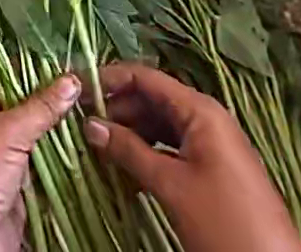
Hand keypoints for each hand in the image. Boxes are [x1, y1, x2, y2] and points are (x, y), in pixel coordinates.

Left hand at [0, 73, 79, 251]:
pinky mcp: (20, 180)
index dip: (36, 66)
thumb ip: (42, 106)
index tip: (70, 63)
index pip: (9, 71)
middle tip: (89, 91)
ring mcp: (5, 152)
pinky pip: (45, 161)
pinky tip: (87, 146)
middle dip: (54, 99)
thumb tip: (72, 79)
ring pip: (38, 132)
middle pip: (27, 102)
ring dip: (61, 129)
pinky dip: (62, 156)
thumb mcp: (10, 131)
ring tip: (94, 114)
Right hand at [86, 64, 300, 251]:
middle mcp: (205, 117)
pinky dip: (146, 150)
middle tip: (80, 121)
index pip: (144, 77)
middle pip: (150, 98)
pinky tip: (124, 165)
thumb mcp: (171, 185)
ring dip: (129, 131)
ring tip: (97, 143)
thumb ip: (128, 150)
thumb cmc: (224, 223)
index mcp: (199, 109)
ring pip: (159, 123)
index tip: (75, 88)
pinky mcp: (212, 167)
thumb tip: (89, 124)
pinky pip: (171, 146)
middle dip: (116, 107)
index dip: (108, 78)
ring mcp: (210, 142)